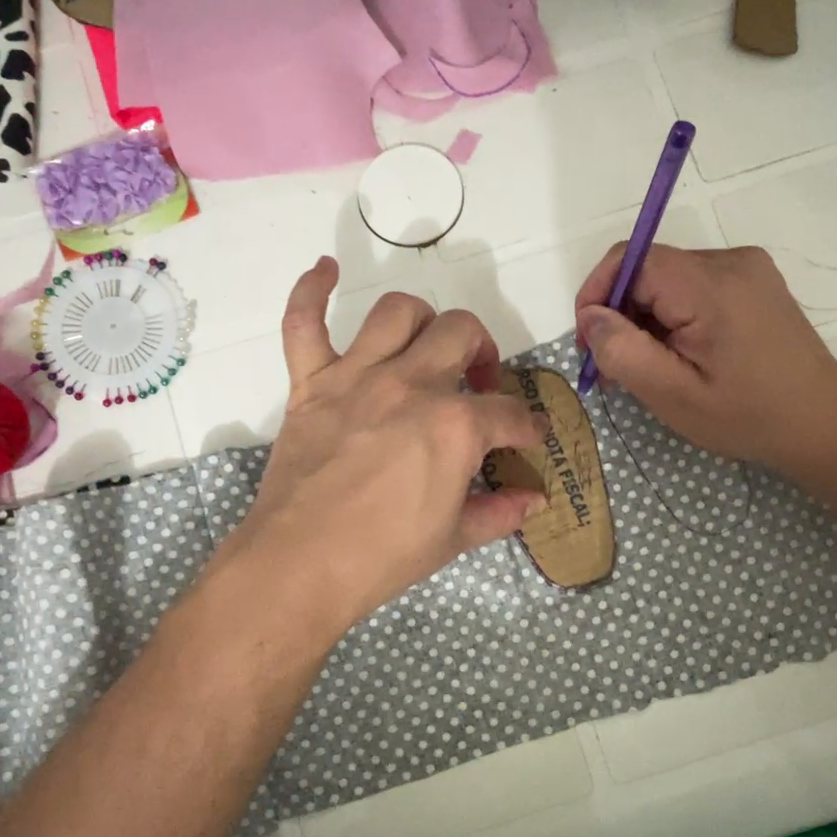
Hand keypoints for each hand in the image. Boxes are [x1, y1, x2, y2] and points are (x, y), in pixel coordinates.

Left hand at [209, 258, 545, 639]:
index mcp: (454, 425)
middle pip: (461, 335)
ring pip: (397, 312)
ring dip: (421, 321)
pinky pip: (304, 322)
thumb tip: (536, 503)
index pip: (507, 413)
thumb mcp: (452, 539)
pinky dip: (312, 290)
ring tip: (425, 346)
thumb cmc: (382, 558)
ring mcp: (356, 378)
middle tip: (477, 386)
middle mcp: (410, 384)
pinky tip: (327, 271)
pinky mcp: (310, 384)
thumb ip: (498, 513)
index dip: (525, 428)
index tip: (527, 441)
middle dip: (482, 354)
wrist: (300, 565)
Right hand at [574, 244, 836, 471]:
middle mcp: (730, 261)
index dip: (597, 295)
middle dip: (620, 312)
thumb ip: (624, 351)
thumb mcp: (673, 395)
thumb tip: (591, 317)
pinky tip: (679, 355)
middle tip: (615, 367)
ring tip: (649, 367)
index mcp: (710, 286)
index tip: (590, 345)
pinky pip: (693, 287)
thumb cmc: (746, 416)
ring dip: (645, 318)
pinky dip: (672, 316)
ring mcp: (746, 268)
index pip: (630, 260)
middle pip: (649, 268)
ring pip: (668, 279)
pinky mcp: (753, 282)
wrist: (822, 422)